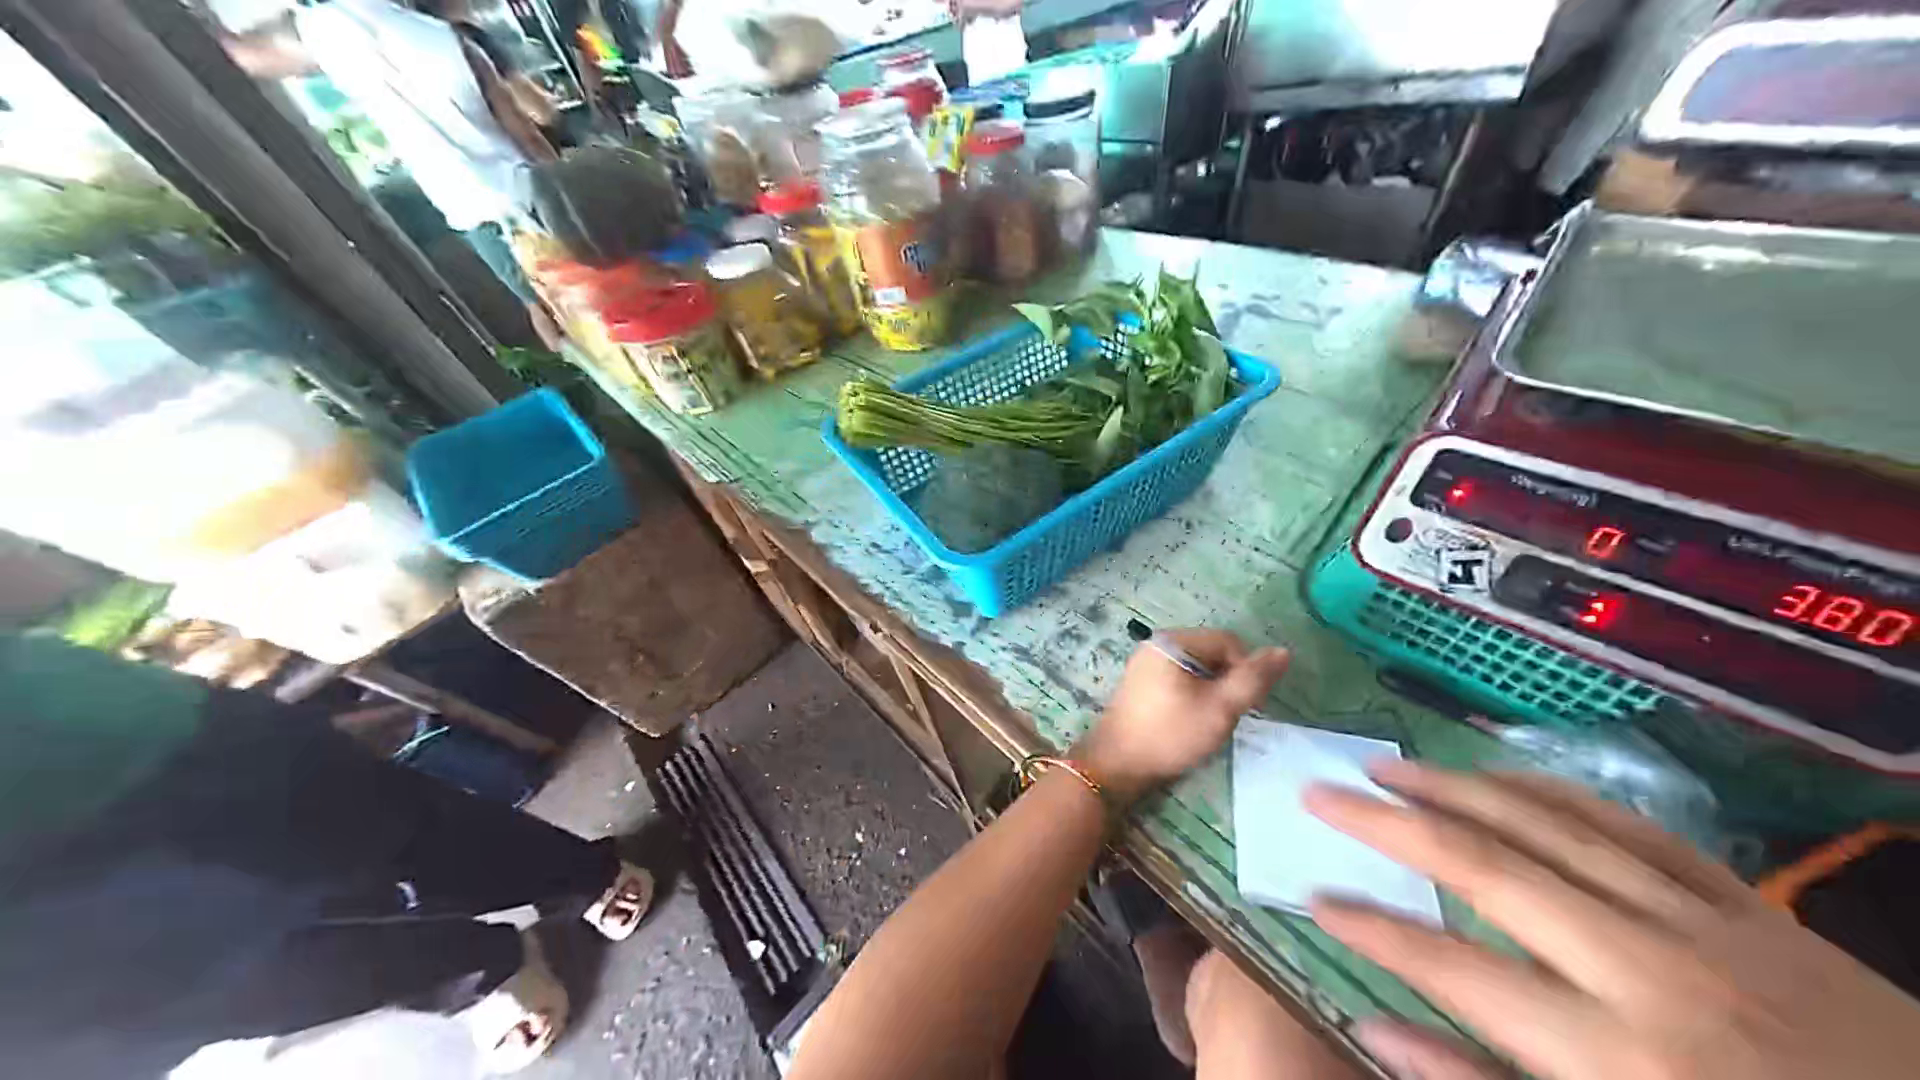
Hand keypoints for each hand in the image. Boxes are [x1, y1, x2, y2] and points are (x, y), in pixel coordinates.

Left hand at [1073, 629, 1288, 803]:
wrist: (1118, 764)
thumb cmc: (1170, 734)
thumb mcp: (1220, 708)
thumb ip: (1252, 679)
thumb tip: (1283, 651)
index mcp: (1173, 641)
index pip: (1229, 642)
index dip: (1247, 670)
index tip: (1248, 705)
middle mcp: (1157, 643)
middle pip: (1213, 652)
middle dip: (1229, 680)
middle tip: (1230, 715)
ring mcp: (1147, 662)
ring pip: (1199, 668)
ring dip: (1214, 690)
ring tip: (1212, 720)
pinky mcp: (1143, 682)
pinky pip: (1180, 678)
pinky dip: (1195, 695)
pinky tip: (1193, 719)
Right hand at [1305, 762, 1919, 1079]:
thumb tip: (1375, 1029)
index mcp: (1617, 1054)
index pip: (1452, 969)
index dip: (1371, 928)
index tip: (1312, 898)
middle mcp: (1644, 968)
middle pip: (1484, 867)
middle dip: (1387, 824)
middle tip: (1320, 792)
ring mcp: (1702, 923)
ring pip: (1544, 824)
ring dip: (1449, 787)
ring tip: (1382, 765)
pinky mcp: (1748, 905)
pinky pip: (1627, 826)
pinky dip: (1547, 791)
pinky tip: (1492, 774)